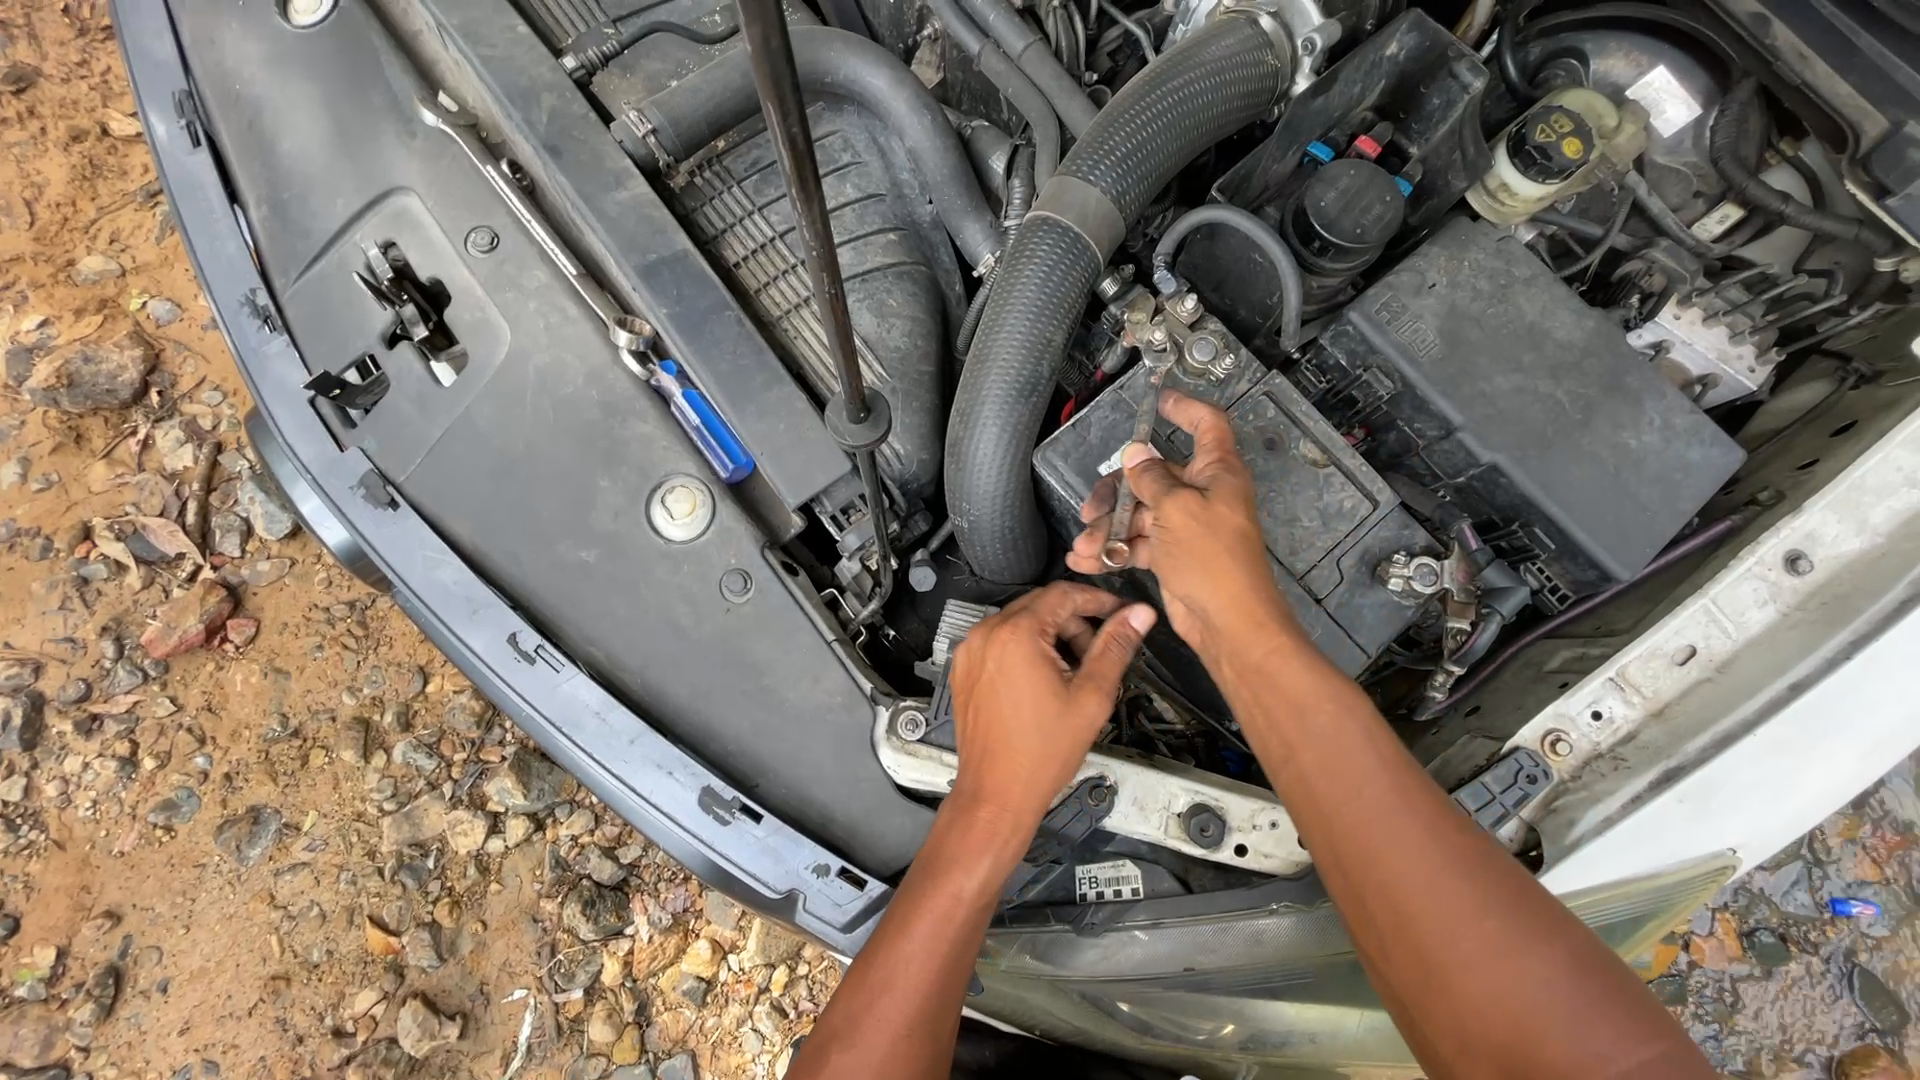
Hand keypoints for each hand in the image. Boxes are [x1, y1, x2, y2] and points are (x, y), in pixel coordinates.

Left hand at [945, 582, 1155, 828]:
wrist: (996, 793)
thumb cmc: (1043, 751)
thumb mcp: (1091, 696)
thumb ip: (1115, 647)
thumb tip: (1140, 614)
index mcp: (1016, 634)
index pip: (1063, 594)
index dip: (1097, 600)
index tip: (1120, 612)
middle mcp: (986, 633)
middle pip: (1040, 605)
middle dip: (1075, 621)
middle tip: (1098, 653)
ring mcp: (970, 651)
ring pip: (1019, 622)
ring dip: (1051, 635)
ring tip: (1072, 673)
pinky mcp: (963, 669)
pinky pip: (999, 641)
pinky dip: (1024, 648)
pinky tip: (1044, 679)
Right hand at [1067, 389, 1292, 655]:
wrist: (1226, 621)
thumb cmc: (1211, 557)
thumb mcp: (1177, 509)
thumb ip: (1151, 478)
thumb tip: (1136, 453)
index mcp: (1215, 472)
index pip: (1206, 425)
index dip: (1184, 409)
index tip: (1157, 400)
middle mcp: (1201, 494)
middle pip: (1152, 476)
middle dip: (1116, 492)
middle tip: (1089, 508)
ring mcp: (1184, 526)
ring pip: (1138, 513)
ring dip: (1107, 529)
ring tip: (1083, 548)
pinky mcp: (1171, 555)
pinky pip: (1136, 543)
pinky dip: (1112, 551)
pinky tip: (1085, 562)